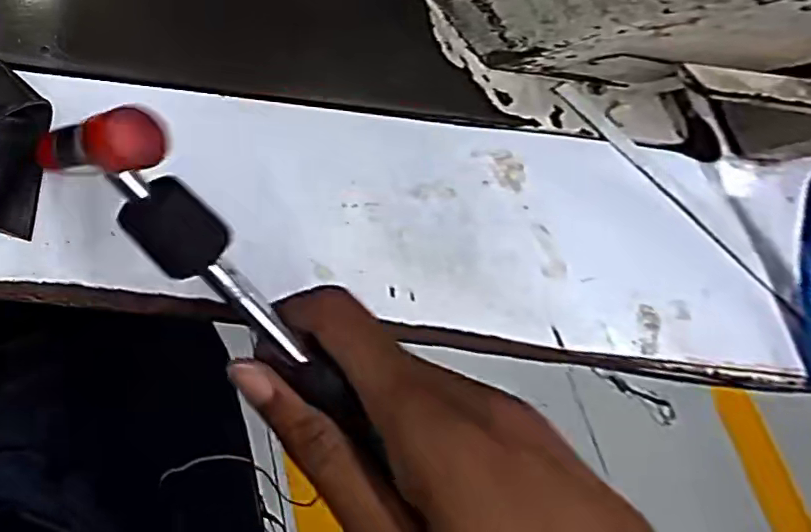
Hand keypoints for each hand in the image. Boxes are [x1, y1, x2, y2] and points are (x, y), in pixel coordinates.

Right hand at [229, 287, 650, 531]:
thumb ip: (315, 444)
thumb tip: (252, 374)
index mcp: (430, 416)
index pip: (332, 310)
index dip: (287, 324)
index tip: (274, 368)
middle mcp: (482, 403)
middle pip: (371, 350)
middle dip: (333, 384)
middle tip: (335, 455)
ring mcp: (528, 426)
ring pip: (418, 382)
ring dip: (384, 412)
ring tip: (400, 492)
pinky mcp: (559, 449)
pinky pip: (470, 410)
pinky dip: (436, 431)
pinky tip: (454, 500)